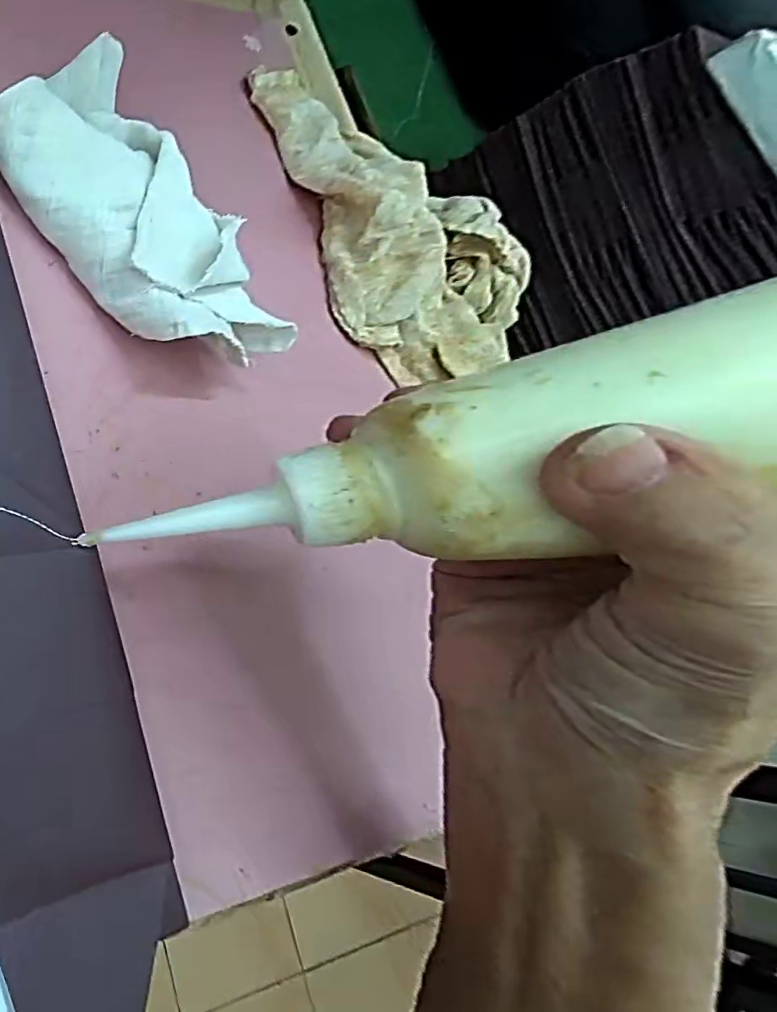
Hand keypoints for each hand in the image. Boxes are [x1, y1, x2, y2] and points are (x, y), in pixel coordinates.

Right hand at [326, 414, 776, 809]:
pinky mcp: (468, 536)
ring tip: (405, 408)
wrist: (539, 758)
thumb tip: (603, 444)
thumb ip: (694, 533)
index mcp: (738, 513)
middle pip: (592, 418)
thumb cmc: (661, 706)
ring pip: (503, 444)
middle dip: (540, 387)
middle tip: (492, 375)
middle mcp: (642, 506)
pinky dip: (396, 459)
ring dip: (451, 418)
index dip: (683, 376)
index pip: (719, 420)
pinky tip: (366, 438)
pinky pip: (434, 484)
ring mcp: (545, 518)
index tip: (634, 347)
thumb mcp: (723, 625)